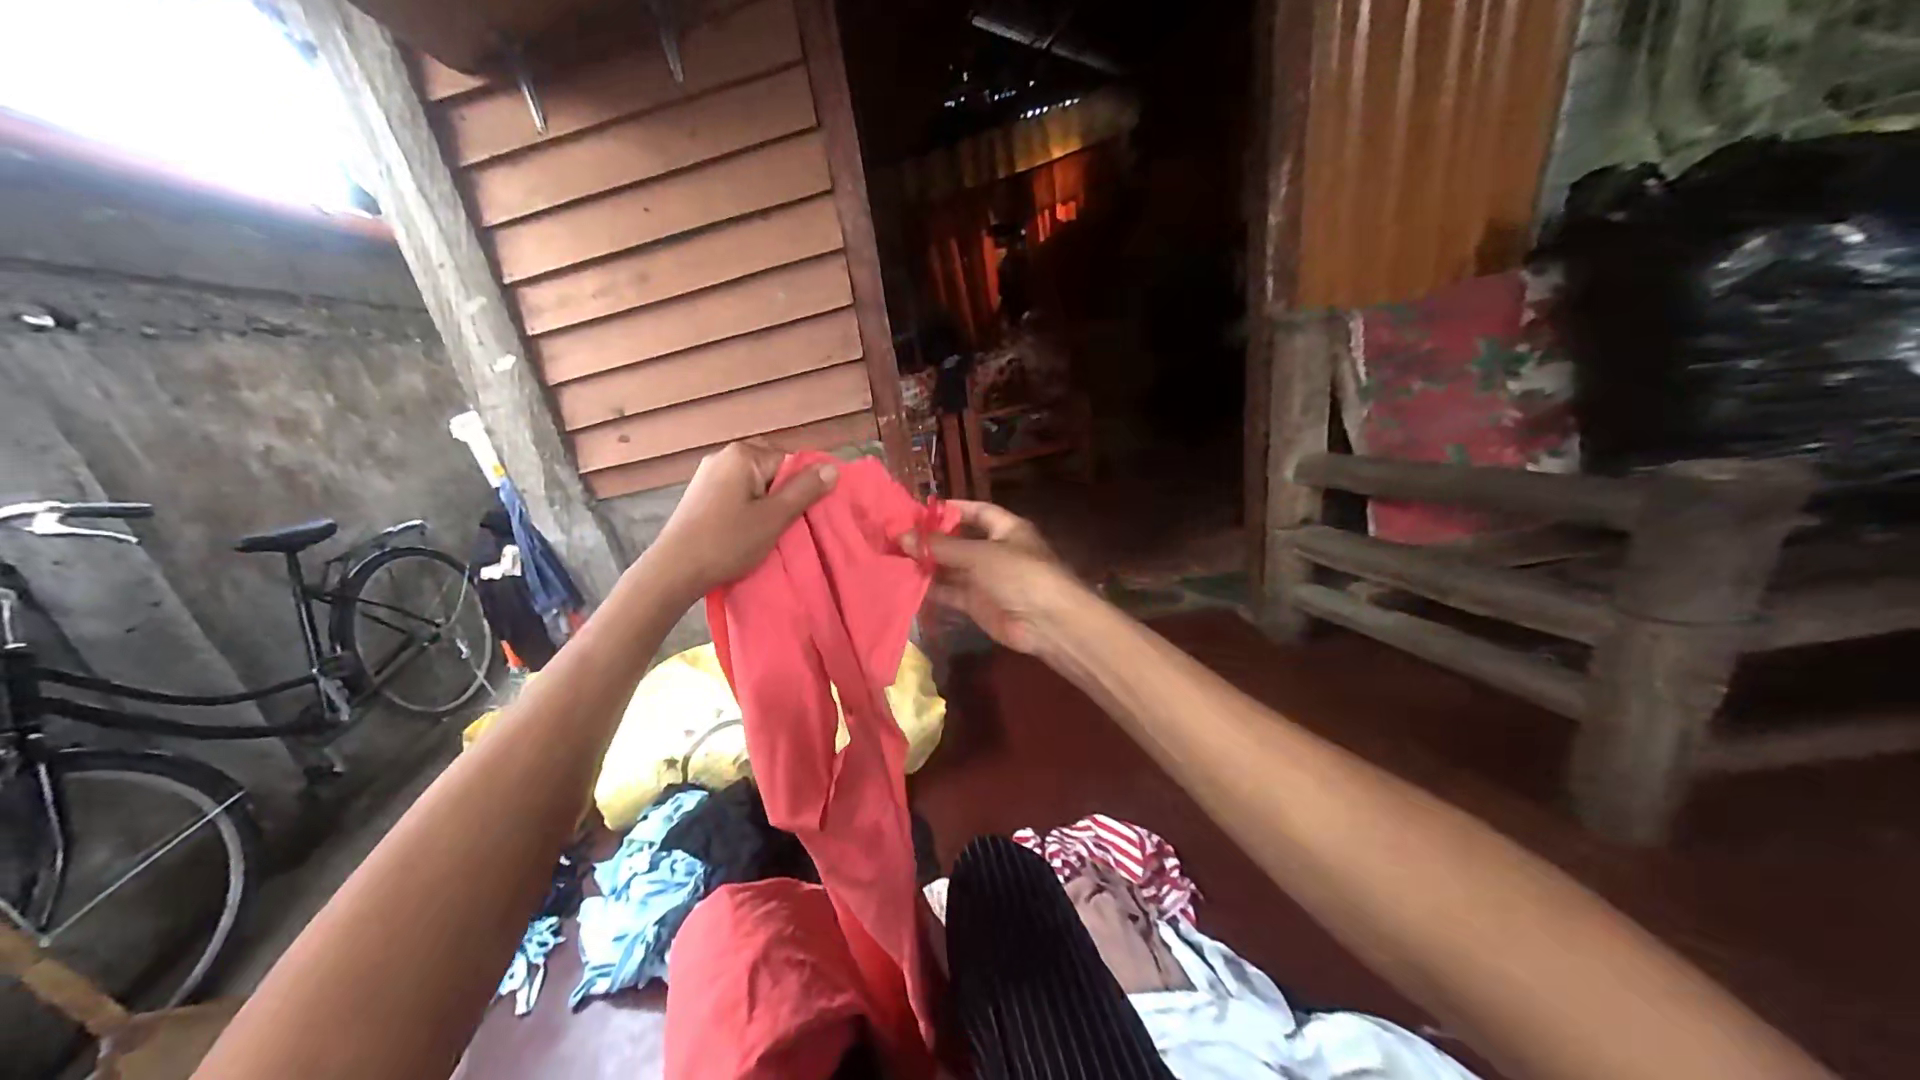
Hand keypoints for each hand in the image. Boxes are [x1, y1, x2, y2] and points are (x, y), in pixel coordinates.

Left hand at [641, 440, 836, 598]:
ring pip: (754, 482)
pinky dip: (747, 507)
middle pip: (772, 469)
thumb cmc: (728, 541)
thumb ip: (805, 490)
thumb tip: (833, 467)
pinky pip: (736, 492)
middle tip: (782, 524)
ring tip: (764, 530)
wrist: (674, 570)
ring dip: (765, 503)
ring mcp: (708, 473)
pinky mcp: (700, 493)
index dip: (800, 488)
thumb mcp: (775, 517)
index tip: (797, 515)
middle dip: (782, 493)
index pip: (790, 461)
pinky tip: (743, 529)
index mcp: (743, 454)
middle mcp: (723, 455)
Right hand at [910, 501, 1083, 653]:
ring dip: (927, 565)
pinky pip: (950, 593)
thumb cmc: (1020, 574)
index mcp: (1005, 529)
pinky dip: (931, 590)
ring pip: (951, 568)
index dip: (951, 509)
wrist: (1047, 622)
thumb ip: (942, 547)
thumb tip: (904, 536)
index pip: (976, 511)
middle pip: (959, 541)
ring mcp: (986, 579)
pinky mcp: (977, 604)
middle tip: (896, 536)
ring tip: (893, 558)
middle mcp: (995, 551)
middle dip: (932, 540)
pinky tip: (905, 583)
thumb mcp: (980, 554)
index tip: (919, 510)